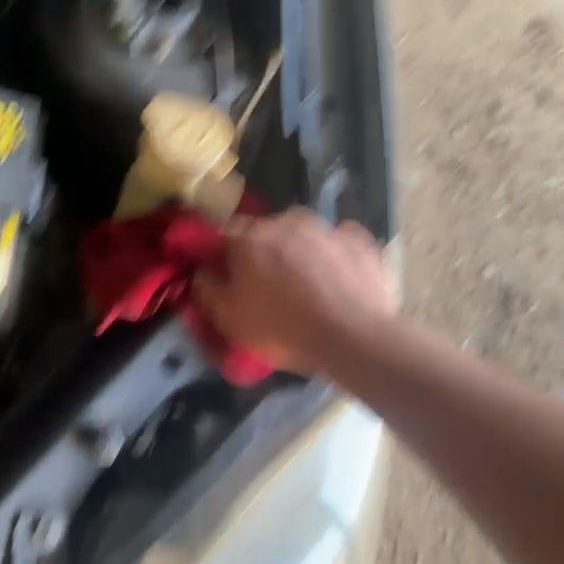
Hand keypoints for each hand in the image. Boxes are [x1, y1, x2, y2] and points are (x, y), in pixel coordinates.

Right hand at [193, 209, 397, 374]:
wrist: (357, 340)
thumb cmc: (284, 329)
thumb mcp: (229, 318)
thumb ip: (207, 289)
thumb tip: (202, 272)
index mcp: (249, 237)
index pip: (224, 231)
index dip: (223, 251)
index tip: (225, 271)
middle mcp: (287, 222)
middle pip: (266, 230)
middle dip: (263, 249)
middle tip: (266, 281)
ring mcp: (327, 229)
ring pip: (303, 232)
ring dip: (299, 248)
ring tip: (306, 280)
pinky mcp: (361, 242)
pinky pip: (339, 240)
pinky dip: (334, 253)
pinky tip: (337, 276)